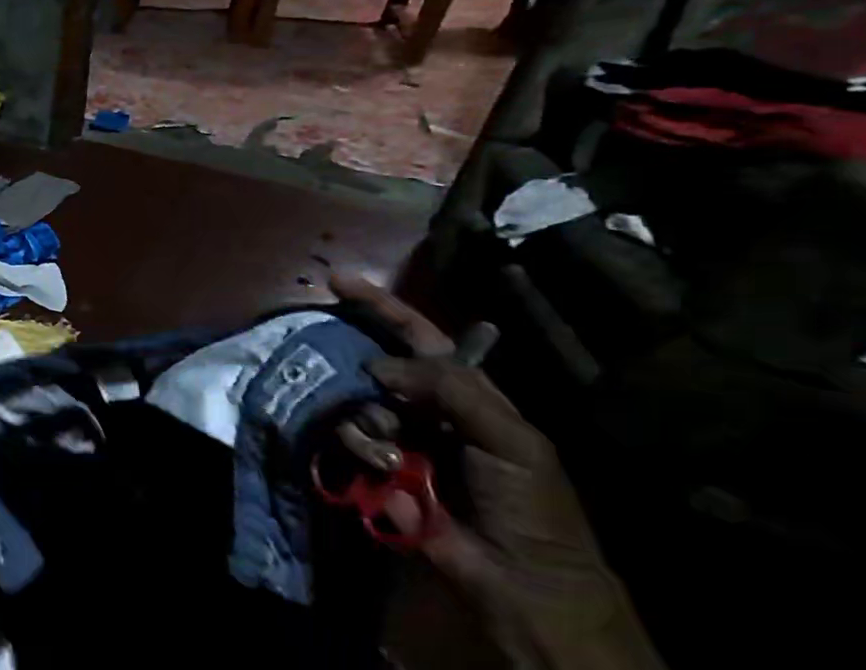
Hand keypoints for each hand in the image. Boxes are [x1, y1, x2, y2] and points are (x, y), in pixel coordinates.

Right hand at [329, 276, 663, 669]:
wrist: (522, 583)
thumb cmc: (529, 504)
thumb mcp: (509, 437)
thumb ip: (449, 388)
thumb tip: (376, 366)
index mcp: (462, 391)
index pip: (417, 335)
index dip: (380, 306)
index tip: (336, 282)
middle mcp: (422, 407)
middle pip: (374, 365)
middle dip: (360, 370)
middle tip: (374, 401)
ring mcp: (396, 438)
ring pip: (356, 403)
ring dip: (368, 422)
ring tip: (394, 456)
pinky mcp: (373, 469)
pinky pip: (348, 441)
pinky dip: (361, 450)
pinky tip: (384, 471)